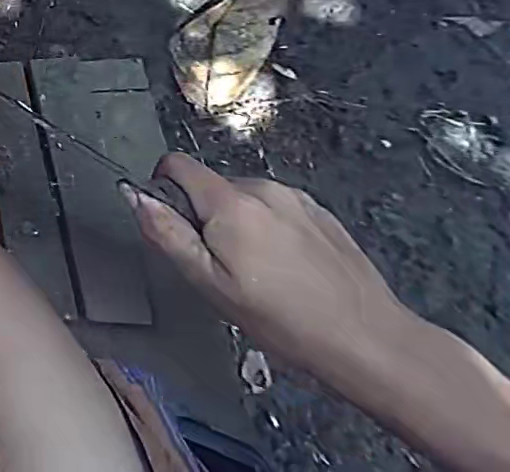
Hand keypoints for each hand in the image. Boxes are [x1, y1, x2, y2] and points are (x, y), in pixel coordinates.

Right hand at [126, 153, 415, 382]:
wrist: (376, 345)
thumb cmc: (284, 319)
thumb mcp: (209, 282)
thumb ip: (165, 232)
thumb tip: (133, 193)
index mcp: (230, 201)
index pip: (175, 163)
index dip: (163, 188)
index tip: (177, 227)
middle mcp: (262, 188)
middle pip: (208, 184)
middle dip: (203, 214)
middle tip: (221, 262)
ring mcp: (296, 198)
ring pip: (241, 197)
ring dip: (236, 221)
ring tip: (258, 269)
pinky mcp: (322, 213)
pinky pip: (274, 207)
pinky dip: (268, 228)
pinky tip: (287, 267)